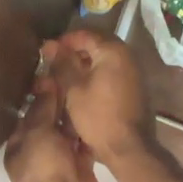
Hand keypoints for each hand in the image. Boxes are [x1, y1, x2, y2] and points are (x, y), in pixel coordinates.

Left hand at [3, 68, 99, 181]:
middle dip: (60, 103)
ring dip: (76, 114)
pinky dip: (89, 130)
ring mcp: (61, 157)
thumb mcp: (37, 131)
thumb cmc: (42, 164)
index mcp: (20, 142)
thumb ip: (43, 107)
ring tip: (88, 86)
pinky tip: (98, 107)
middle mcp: (39, 148)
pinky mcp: (81, 163)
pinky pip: (85, 142)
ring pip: (68, 130)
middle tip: (75, 76)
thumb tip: (44, 81)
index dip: (40, 95)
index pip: (29, 113)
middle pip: (50, 120)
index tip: (54, 73)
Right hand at [49, 30, 155, 165]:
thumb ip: (62, 64)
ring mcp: (134, 72)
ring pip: (104, 60)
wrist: (129, 147)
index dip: (64, 41)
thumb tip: (50, 44)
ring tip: (65, 78)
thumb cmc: (98, 117)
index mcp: (113, 51)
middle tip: (55, 65)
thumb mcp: (73, 89)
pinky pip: (113, 72)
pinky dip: (97, 75)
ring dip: (85, 65)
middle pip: (96, 45)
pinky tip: (82, 90)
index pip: (85, 34)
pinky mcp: (135, 87)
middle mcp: (127, 56)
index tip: (47, 53)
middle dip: (75, 53)